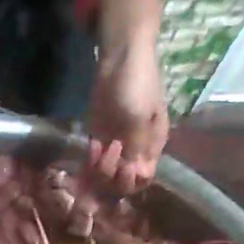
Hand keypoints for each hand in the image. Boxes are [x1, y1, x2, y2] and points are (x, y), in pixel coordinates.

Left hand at [87, 41, 168, 193]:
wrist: (119, 61)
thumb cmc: (137, 86)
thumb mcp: (140, 116)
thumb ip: (138, 146)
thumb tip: (139, 176)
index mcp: (153, 145)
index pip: (144, 178)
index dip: (131, 181)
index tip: (124, 167)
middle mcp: (135, 150)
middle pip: (122, 181)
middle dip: (112, 177)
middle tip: (109, 154)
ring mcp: (116, 145)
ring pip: (105, 174)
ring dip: (99, 168)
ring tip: (100, 147)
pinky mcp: (98, 138)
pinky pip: (92, 161)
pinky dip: (90, 160)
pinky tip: (92, 144)